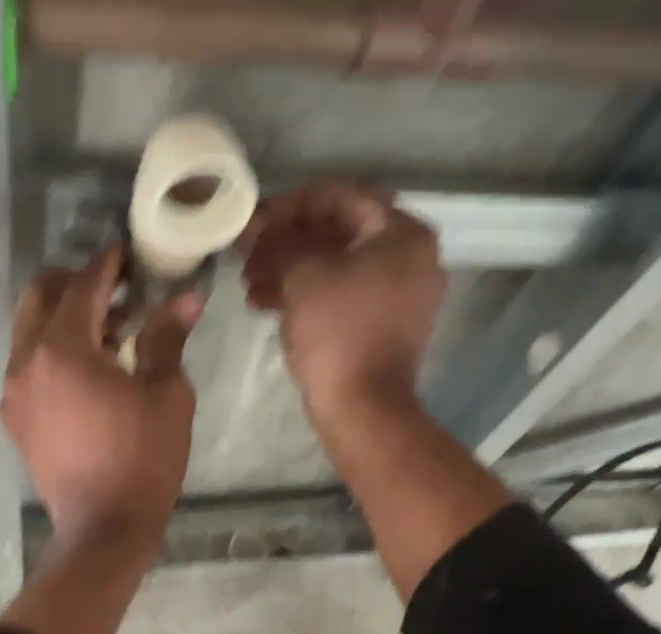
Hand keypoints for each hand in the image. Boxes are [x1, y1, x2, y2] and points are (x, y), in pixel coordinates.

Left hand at [3, 248, 203, 548]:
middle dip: (75, 283)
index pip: (83, 286)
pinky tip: (88, 371)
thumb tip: (186, 297)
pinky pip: (28, 364)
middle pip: (40, 296)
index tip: (127, 254)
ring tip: (108, 333)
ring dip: (63, 318)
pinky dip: (52, 351)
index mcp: (63, 349)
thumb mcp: (166, 395)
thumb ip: (166, 338)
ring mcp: (14, 391)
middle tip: (116, 291)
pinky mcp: (15, 418)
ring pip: (29, 330)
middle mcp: (26, 361)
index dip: (108, 265)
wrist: (103, 528)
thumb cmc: (143, 459)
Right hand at [241, 184, 445, 418]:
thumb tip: (257, 226)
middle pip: (339, 232)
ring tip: (251, 286)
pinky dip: (309, 294)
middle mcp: (412, 256)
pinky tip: (268, 305)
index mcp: (402, 233)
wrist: (363, 408)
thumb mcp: (302, 276)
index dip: (290, 206)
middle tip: (248, 256)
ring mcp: (402, 293)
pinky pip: (344, 293)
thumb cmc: (337, 333)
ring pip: (338, 265)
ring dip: (291, 270)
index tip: (254, 222)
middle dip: (287, 243)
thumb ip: (279, 241)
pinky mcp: (386, 324)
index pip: (340, 197)